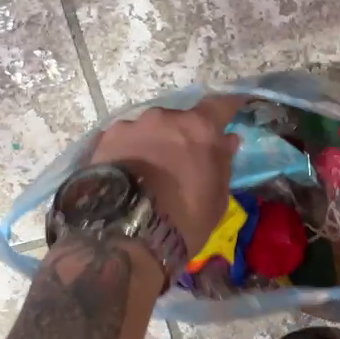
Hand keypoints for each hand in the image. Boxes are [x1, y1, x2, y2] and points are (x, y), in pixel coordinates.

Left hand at [90, 96, 242, 251]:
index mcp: (199, 128)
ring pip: (149, 130)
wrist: (126, 233)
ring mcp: (131, 126)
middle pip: (180, 120)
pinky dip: (129, 152)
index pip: (220, 105)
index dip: (229, 107)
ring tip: (149, 172)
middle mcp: (164, 118)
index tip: (235, 108)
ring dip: (154, 143)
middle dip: (183, 136)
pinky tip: (127, 174)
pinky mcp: (104, 140)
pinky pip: (124, 141)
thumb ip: (223, 162)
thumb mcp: (217, 197)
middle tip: (183, 160)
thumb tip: (226, 140)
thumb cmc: (184, 218)